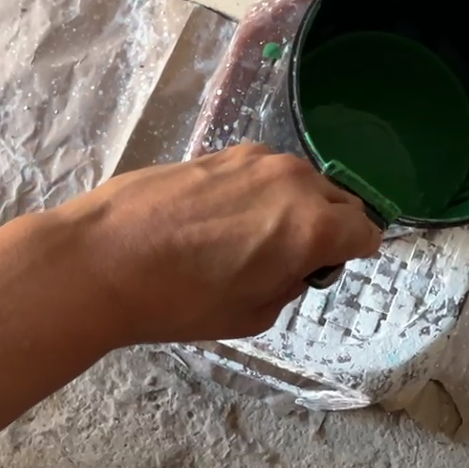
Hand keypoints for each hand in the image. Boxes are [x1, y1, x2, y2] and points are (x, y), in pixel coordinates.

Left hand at [41, 143, 381, 344]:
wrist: (103, 259)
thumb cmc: (179, 301)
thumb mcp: (252, 315)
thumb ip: (290, 284)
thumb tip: (295, 265)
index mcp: (312, 226)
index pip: (365, 231)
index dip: (352, 254)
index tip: (326, 269)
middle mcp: (292, 181)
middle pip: (339, 200)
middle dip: (329, 228)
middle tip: (289, 260)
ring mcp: (253, 159)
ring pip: (299, 181)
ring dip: (294, 207)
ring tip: (249, 240)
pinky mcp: (218, 152)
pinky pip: (261, 173)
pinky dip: (259, 193)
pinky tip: (219, 221)